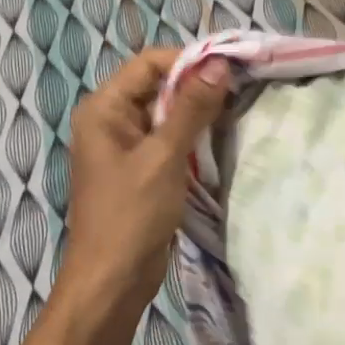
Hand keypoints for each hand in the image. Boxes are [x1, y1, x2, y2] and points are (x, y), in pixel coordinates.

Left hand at [61, 47, 231, 314]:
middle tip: (240, 87)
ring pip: (166, 111)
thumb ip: (191, 108)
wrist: (111, 283)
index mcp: (104, 108)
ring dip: (198, 110)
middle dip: (197, 84)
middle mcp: (111, 119)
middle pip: (158, 84)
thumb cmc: (130, 215)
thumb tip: (219, 64)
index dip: (189, 60)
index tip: (230, 67)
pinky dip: (192, 135)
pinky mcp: (141, 168)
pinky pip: (169, 138)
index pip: (149, 63)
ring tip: (236, 109)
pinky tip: (220, 137)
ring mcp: (125, 145)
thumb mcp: (164, 157)